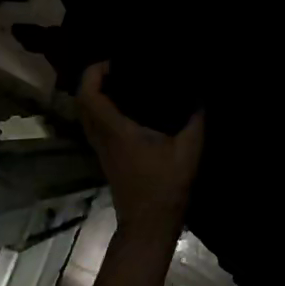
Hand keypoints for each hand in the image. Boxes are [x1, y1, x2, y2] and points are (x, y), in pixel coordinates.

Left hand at [77, 62, 203, 241]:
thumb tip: (202, 93)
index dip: (95, 72)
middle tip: (120, 67)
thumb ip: (196, 119)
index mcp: (115, 130)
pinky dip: (102, 108)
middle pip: (82, 100)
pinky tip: (129, 106)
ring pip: (86, 112)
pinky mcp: (106, 155)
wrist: (148, 224)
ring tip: (125, 81)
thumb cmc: (165, 187)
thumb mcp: (188, 150)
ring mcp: (101, 147)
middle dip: (95, 78)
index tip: (117, 61)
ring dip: (97, 93)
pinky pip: (94, 123)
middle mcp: (101, 135)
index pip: (89, 94)